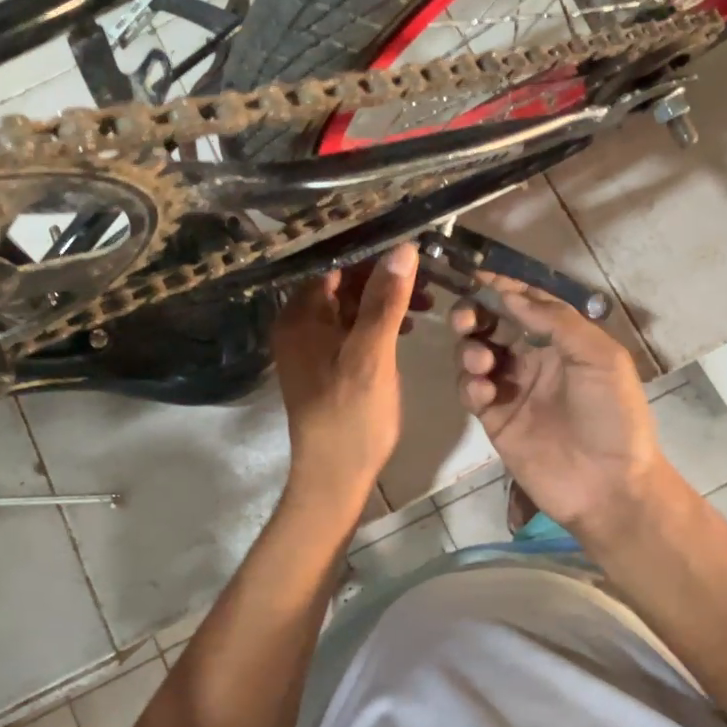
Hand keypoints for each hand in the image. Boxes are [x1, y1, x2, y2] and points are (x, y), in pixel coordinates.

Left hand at [272, 244, 422, 500]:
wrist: (334, 477)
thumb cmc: (351, 416)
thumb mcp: (372, 355)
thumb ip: (384, 301)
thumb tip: (401, 248)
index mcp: (299, 316)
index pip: (335, 265)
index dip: (374, 255)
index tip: (414, 251)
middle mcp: (298, 325)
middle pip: (342, 283)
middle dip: (384, 278)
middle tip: (428, 280)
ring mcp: (310, 346)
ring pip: (349, 306)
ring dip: (385, 300)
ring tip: (426, 303)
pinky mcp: (326, 365)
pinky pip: (351, 329)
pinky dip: (377, 324)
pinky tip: (407, 328)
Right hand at [452, 277, 667, 534]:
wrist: (609, 485)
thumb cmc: (614, 416)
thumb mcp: (600, 358)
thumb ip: (557, 321)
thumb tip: (512, 295)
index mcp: (563, 343)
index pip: (527, 305)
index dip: (503, 288)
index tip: (477, 274)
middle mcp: (533, 360)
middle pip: (493, 326)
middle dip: (475, 315)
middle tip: (465, 317)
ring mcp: (512, 390)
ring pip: (475, 355)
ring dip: (470, 349)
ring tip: (480, 360)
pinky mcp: (495, 420)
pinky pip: (471, 392)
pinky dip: (469, 385)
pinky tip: (482, 391)